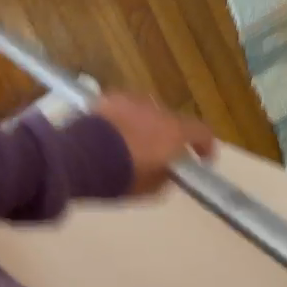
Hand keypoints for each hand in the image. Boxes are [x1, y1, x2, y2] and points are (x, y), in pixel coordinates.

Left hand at [91, 93, 216, 195]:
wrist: (82, 156)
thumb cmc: (121, 175)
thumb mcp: (151, 188)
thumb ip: (165, 176)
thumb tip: (167, 170)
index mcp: (175, 132)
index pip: (203, 132)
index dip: (205, 146)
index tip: (201, 158)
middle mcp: (158, 110)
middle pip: (171, 120)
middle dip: (168, 135)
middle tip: (157, 151)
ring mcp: (132, 100)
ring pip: (146, 112)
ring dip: (144, 124)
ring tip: (130, 140)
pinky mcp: (108, 98)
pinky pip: (122, 107)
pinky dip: (122, 117)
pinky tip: (111, 130)